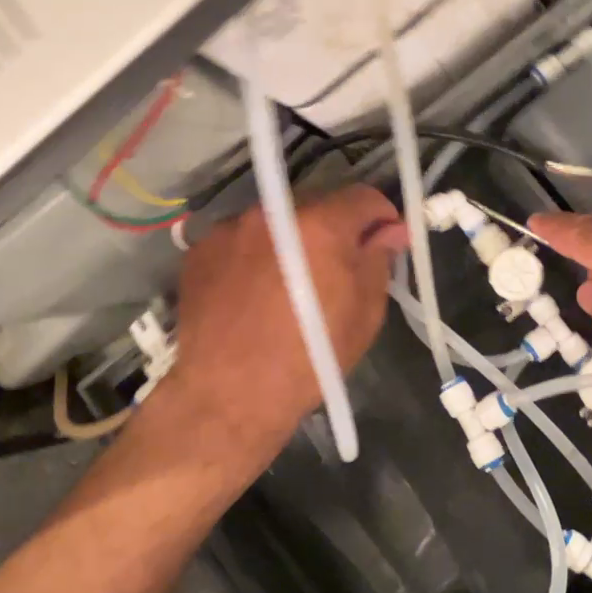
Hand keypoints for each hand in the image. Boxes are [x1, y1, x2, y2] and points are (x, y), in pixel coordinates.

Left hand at [167, 185, 407, 442]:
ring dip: (293, 241)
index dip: (383, 217)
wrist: (230, 394)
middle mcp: (271, 214)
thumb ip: (379, 260)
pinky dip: (255, 257)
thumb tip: (391, 231)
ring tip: (292, 285)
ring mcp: (229, 230)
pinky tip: (255, 294)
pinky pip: (241, 241)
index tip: (387, 241)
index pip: (363, 197)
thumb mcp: (364, 313)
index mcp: (319, 225)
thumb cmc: (310, 358)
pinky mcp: (200, 251)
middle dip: (335, 229)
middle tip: (340, 268)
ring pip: (276, 223)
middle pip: (317, 205)